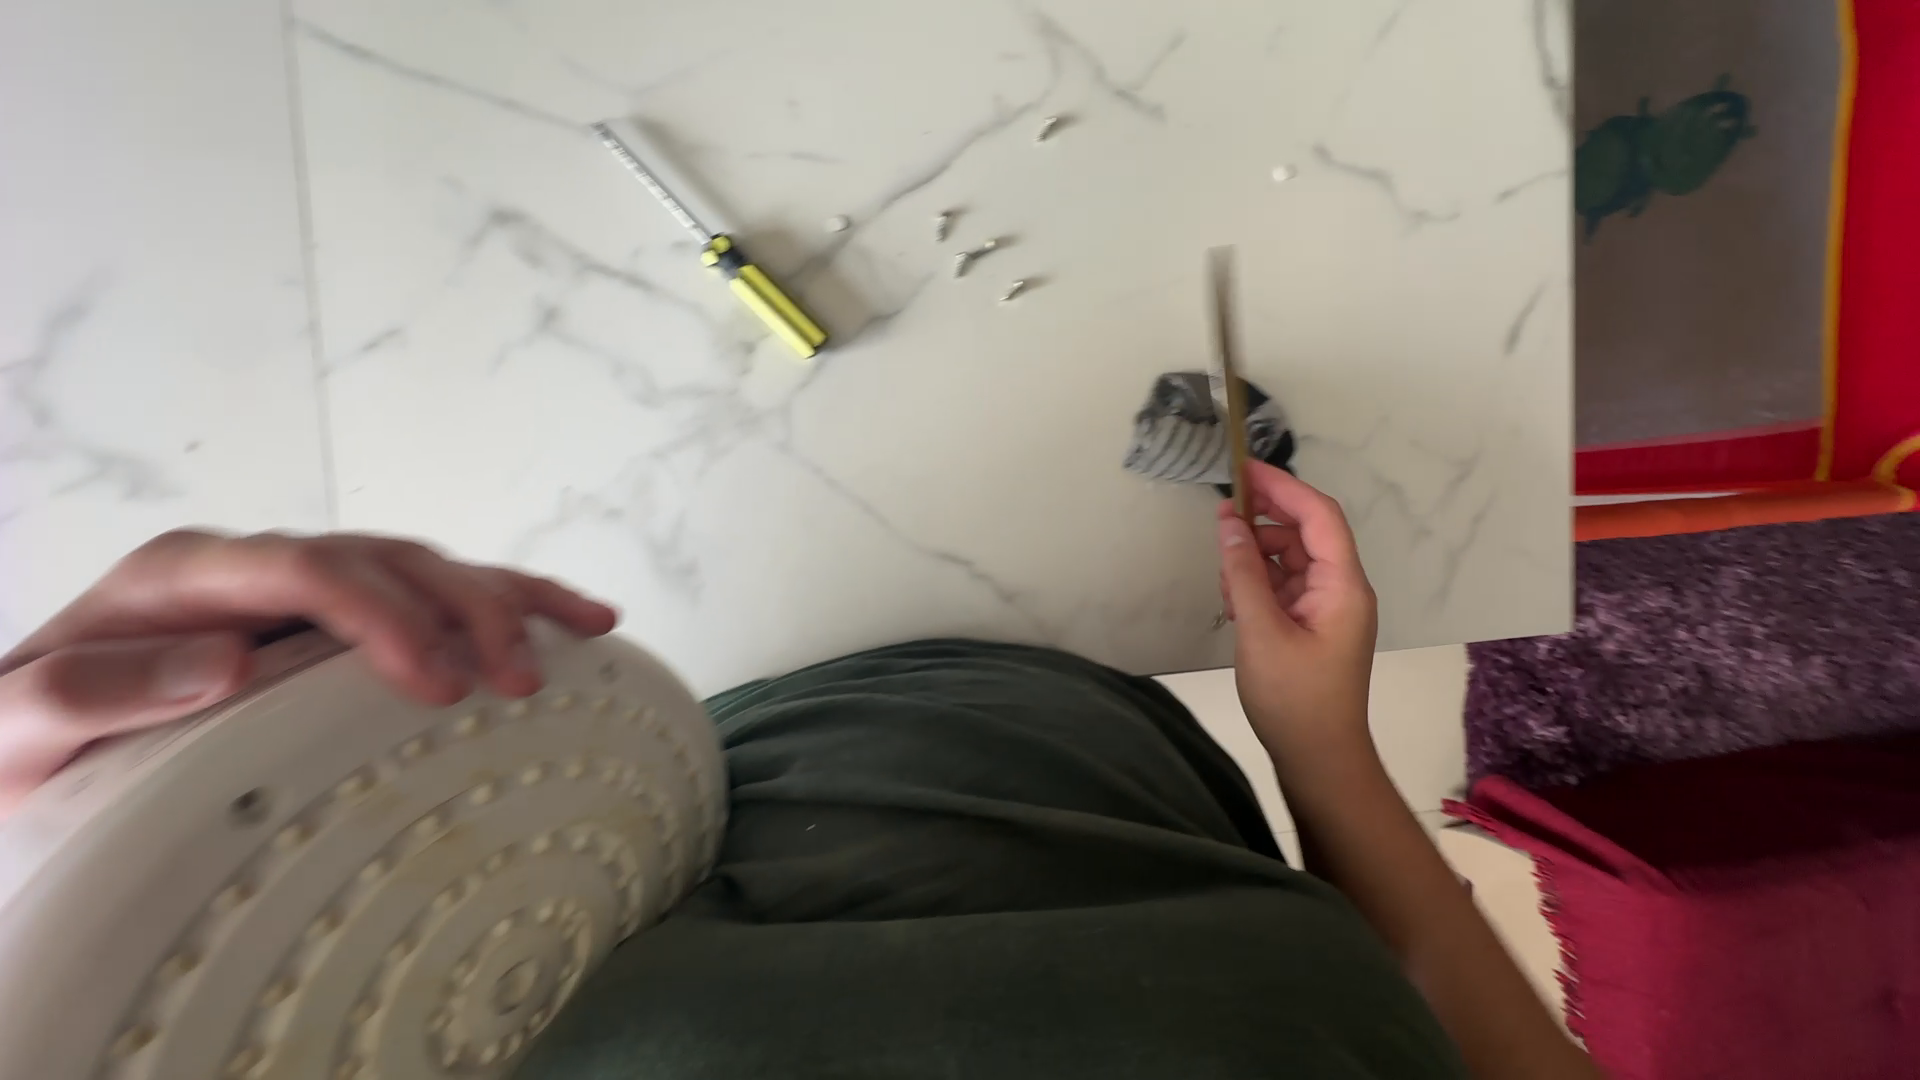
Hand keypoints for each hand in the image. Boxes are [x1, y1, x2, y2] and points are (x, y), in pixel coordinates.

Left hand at [0, 529, 618, 812]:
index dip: (389, 617)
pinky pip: (453, 590)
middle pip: (398, 560)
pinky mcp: (367, 610)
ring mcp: (327, 582)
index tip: (438, 683)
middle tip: (518, 677)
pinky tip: (576, 617)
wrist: (47, 741)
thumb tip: (226, 661)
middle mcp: (273, 563)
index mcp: (192, 573)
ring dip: (516, 600)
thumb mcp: (7, 733)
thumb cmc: (28, 741)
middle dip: (472, 612)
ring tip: (583, 630)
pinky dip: (519, 599)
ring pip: (441, 565)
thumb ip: (88, 692)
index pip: (314, 569)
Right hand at [1216, 462, 1378, 752]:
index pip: (1318, 516)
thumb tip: (1228, 523)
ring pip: (1290, 559)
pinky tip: (1232, 594)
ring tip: (1223, 568)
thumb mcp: (1261, 632)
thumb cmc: (1294, 698)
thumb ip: (1244, 574)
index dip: (1283, 486)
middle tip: (1219, 509)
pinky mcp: (1309, 624)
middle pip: (1304, 533)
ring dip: (1255, 554)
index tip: (1244, 468)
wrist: (1318, 757)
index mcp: (1343, 586)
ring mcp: (1325, 607)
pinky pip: (1283, 585)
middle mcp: (1340, 588)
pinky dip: (1256, 581)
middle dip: (1263, 518)